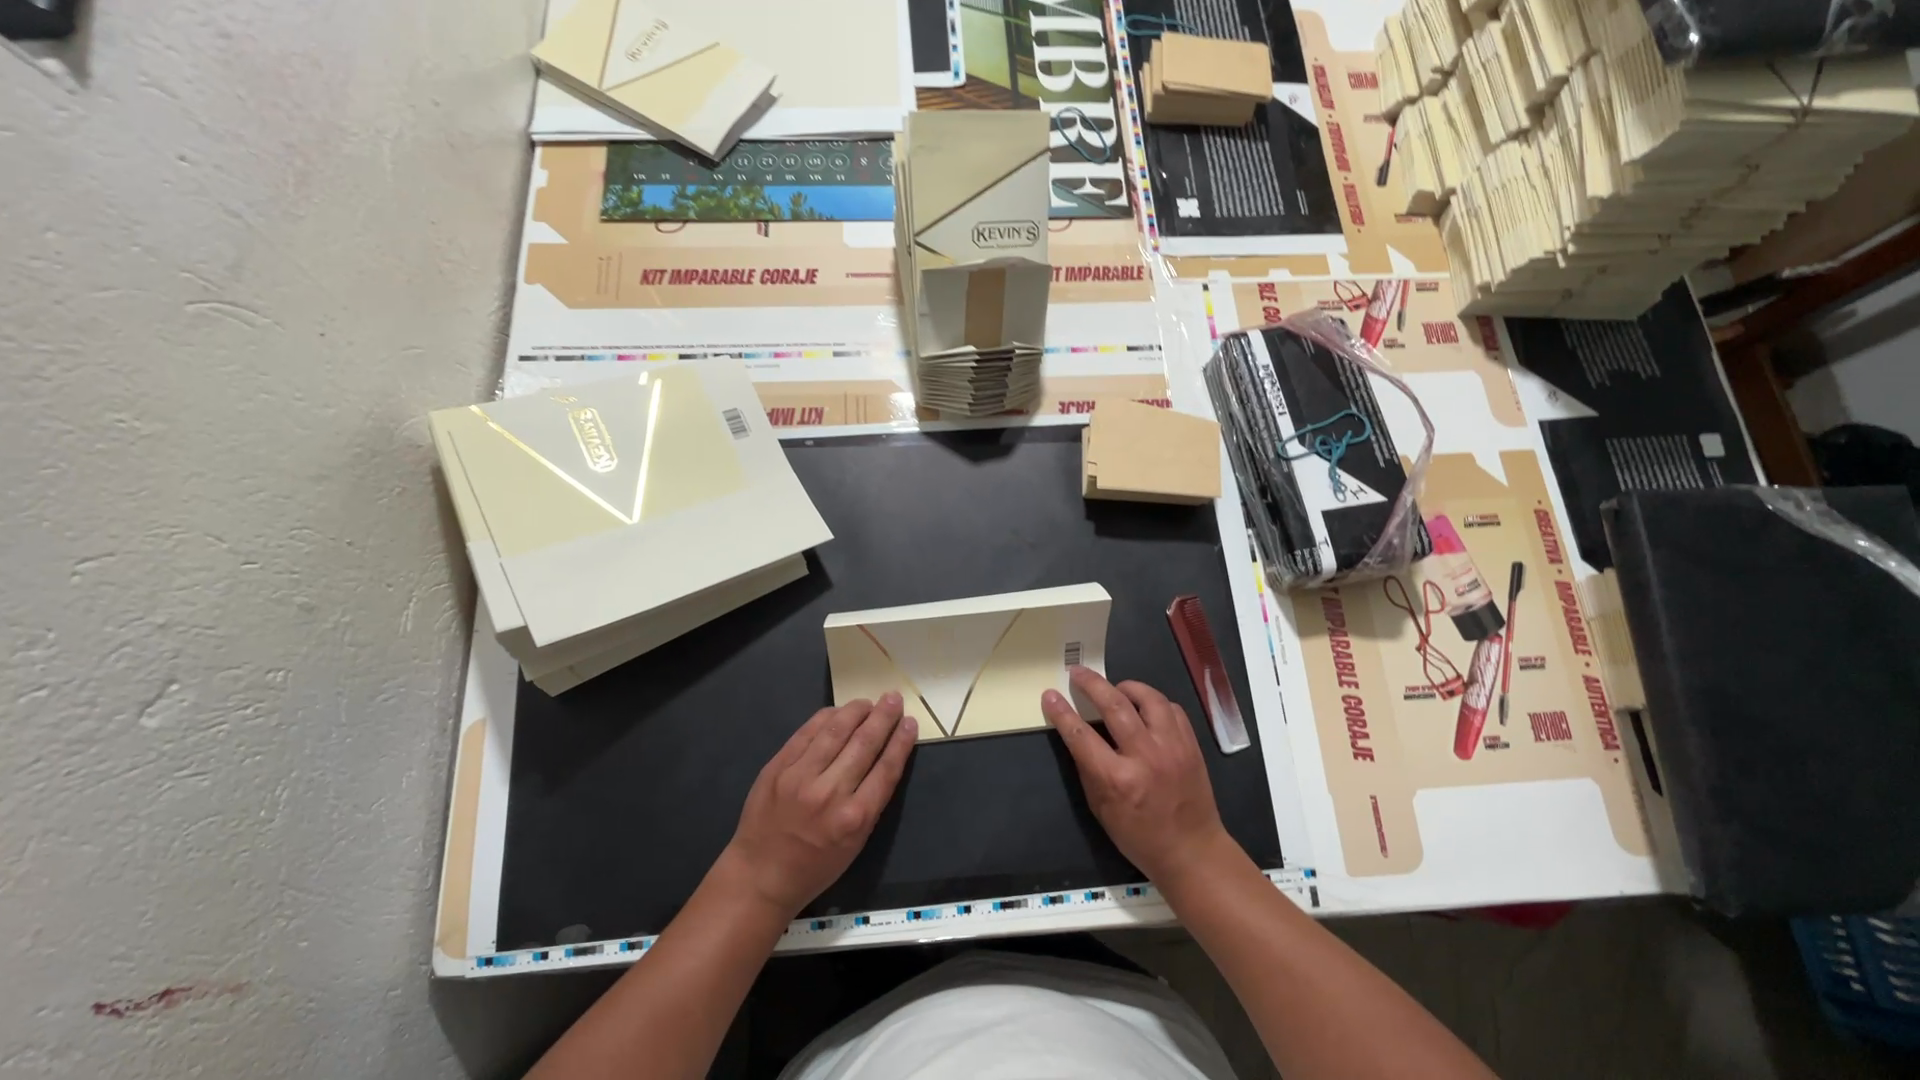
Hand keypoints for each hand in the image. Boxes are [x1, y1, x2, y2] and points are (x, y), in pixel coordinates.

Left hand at [715, 694, 917, 918]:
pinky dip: (826, 718)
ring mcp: (800, 776)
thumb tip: (883, 759)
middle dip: (883, 718)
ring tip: (869, 702)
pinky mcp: (778, 767)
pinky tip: (838, 712)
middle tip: (894, 699)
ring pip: (835, 731)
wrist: (761, 874)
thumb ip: (871, 802)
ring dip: (856, 711)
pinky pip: (806, 733)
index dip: (901, 742)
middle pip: (864, 744)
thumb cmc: (816, 866)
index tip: (910, 722)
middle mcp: (830, 793)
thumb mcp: (856, 843)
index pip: (886, 768)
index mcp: (856, 818)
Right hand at [1041, 668, 1236, 885]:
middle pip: (1114, 705)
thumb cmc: (1139, 836)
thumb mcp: (1101, 809)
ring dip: (1127, 687)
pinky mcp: (1191, 745)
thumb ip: (1088, 769)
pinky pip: (1172, 709)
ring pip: (1148, 698)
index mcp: (1117, 779)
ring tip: (1115, 688)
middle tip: (1077, 673)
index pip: (1081, 734)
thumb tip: (1076, 735)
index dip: (1061, 712)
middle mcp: (1145, 757)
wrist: (1192, 850)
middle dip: (1091, 683)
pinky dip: (1154, 702)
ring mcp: (1172, 747)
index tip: (1050, 694)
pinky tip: (1144, 707)